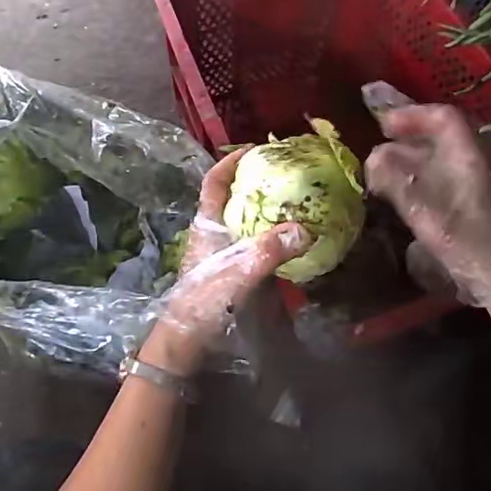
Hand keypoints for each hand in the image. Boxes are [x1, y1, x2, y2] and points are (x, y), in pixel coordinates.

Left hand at [146, 147, 310, 373]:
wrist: (186, 340)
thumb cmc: (204, 301)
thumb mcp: (238, 274)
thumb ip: (268, 252)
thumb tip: (303, 229)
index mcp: (207, 224)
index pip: (213, 182)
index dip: (230, 162)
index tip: (254, 150)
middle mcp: (212, 233)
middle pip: (230, 197)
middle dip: (253, 182)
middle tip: (284, 175)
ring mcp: (219, 252)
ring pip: (241, 219)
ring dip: (262, 209)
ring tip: (292, 202)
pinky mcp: (228, 270)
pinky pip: (249, 241)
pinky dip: (266, 234)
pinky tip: (287, 240)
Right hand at [365, 101, 490, 310]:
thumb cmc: (468, 242)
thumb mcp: (422, 211)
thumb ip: (393, 179)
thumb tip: (373, 157)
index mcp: (471, 153)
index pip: (443, 117)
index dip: (411, 115)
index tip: (383, 124)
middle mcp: (482, 159)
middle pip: (446, 133)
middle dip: (412, 134)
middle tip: (383, 139)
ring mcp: (487, 181)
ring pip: (449, 155)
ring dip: (418, 154)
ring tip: (389, 165)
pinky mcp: (486, 202)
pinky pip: (453, 173)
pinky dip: (428, 173)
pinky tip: (411, 190)